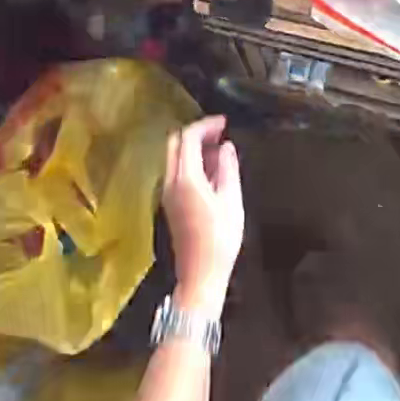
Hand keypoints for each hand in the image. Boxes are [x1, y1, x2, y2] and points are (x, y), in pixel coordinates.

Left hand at [162, 116, 243, 314]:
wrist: (200, 277)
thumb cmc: (220, 239)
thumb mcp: (231, 200)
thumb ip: (228, 168)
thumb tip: (226, 147)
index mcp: (186, 178)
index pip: (188, 137)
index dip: (206, 125)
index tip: (224, 123)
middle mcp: (170, 182)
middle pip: (175, 143)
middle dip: (196, 132)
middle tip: (220, 133)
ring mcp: (168, 193)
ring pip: (174, 157)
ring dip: (193, 147)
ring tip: (219, 150)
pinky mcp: (170, 204)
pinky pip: (177, 171)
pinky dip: (191, 161)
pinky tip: (211, 170)